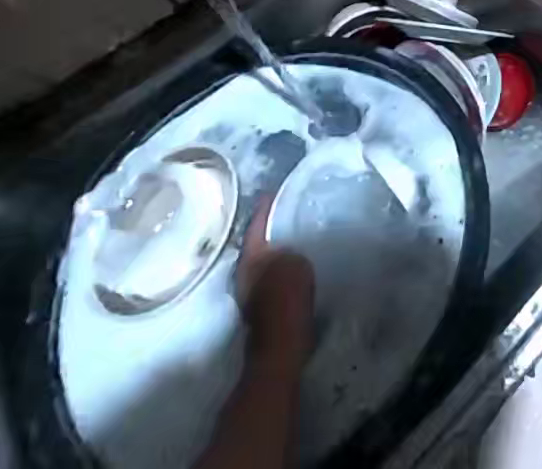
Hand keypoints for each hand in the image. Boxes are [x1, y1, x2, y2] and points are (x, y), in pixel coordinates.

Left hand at [236, 196, 315, 366]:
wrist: (279, 350)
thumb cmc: (287, 302)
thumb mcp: (298, 265)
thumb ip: (291, 249)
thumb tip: (289, 247)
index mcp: (251, 254)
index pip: (258, 220)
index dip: (267, 205)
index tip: (277, 191)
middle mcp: (243, 269)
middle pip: (257, 240)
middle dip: (270, 228)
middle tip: (289, 214)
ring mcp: (247, 290)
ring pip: (262, 260)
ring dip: (274, 250)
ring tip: (294, 240)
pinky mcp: (257, 307)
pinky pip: (268, 277)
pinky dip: (278, 269)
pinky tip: (293, 268)